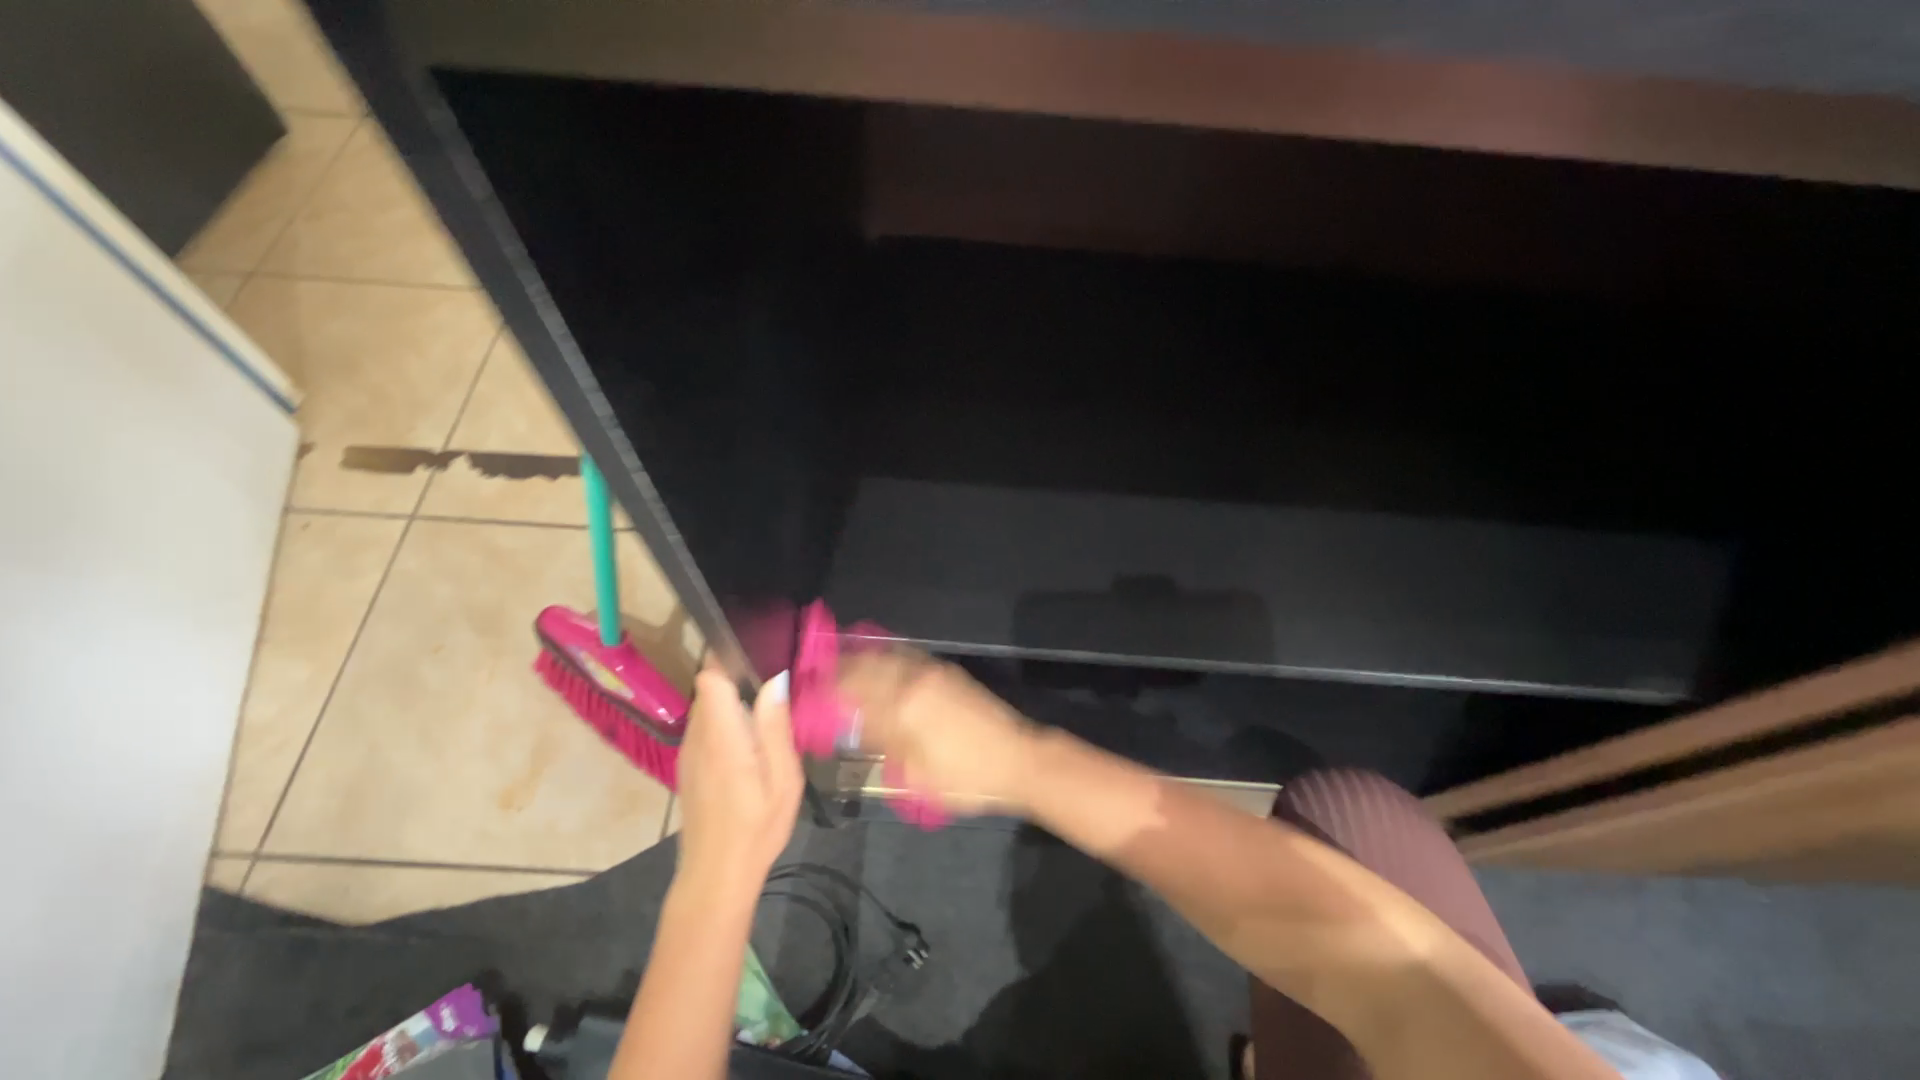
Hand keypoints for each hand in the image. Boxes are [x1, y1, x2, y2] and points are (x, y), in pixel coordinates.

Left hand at [674, 659, 802, 894]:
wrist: (716, 875)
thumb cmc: (757, 828)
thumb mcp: (783, 780)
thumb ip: (775, 727)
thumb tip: (776, 680)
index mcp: (722, 738)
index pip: (710, 678)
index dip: (730, 660)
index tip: (760, 659)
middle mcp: (698, 738)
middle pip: (710, 689)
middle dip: (739, 681)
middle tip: (776, 693)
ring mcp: (689, 752)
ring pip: (707, 708)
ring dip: (733, 704)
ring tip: (767, 720)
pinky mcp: (689, 765)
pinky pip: (706, 728)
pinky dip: (726, 725)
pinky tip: (751, 747)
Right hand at [836, 649, 1038, 816]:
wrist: (1019, 760)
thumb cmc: (966, 778)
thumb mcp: (916, 775)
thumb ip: (883, 747)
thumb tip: (857, 730)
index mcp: (902, 708)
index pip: (852, 695)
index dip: (826, 695)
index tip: (808, 695)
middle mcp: (913, 681)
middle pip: (865, 666)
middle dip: (837, 668)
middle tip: (817, 673)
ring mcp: (932, 673)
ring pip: (886, 656)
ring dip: (860, 657)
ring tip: (840, 662)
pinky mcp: (947, 673)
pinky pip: (907, 656)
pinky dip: (886, 655)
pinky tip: (878, 660)